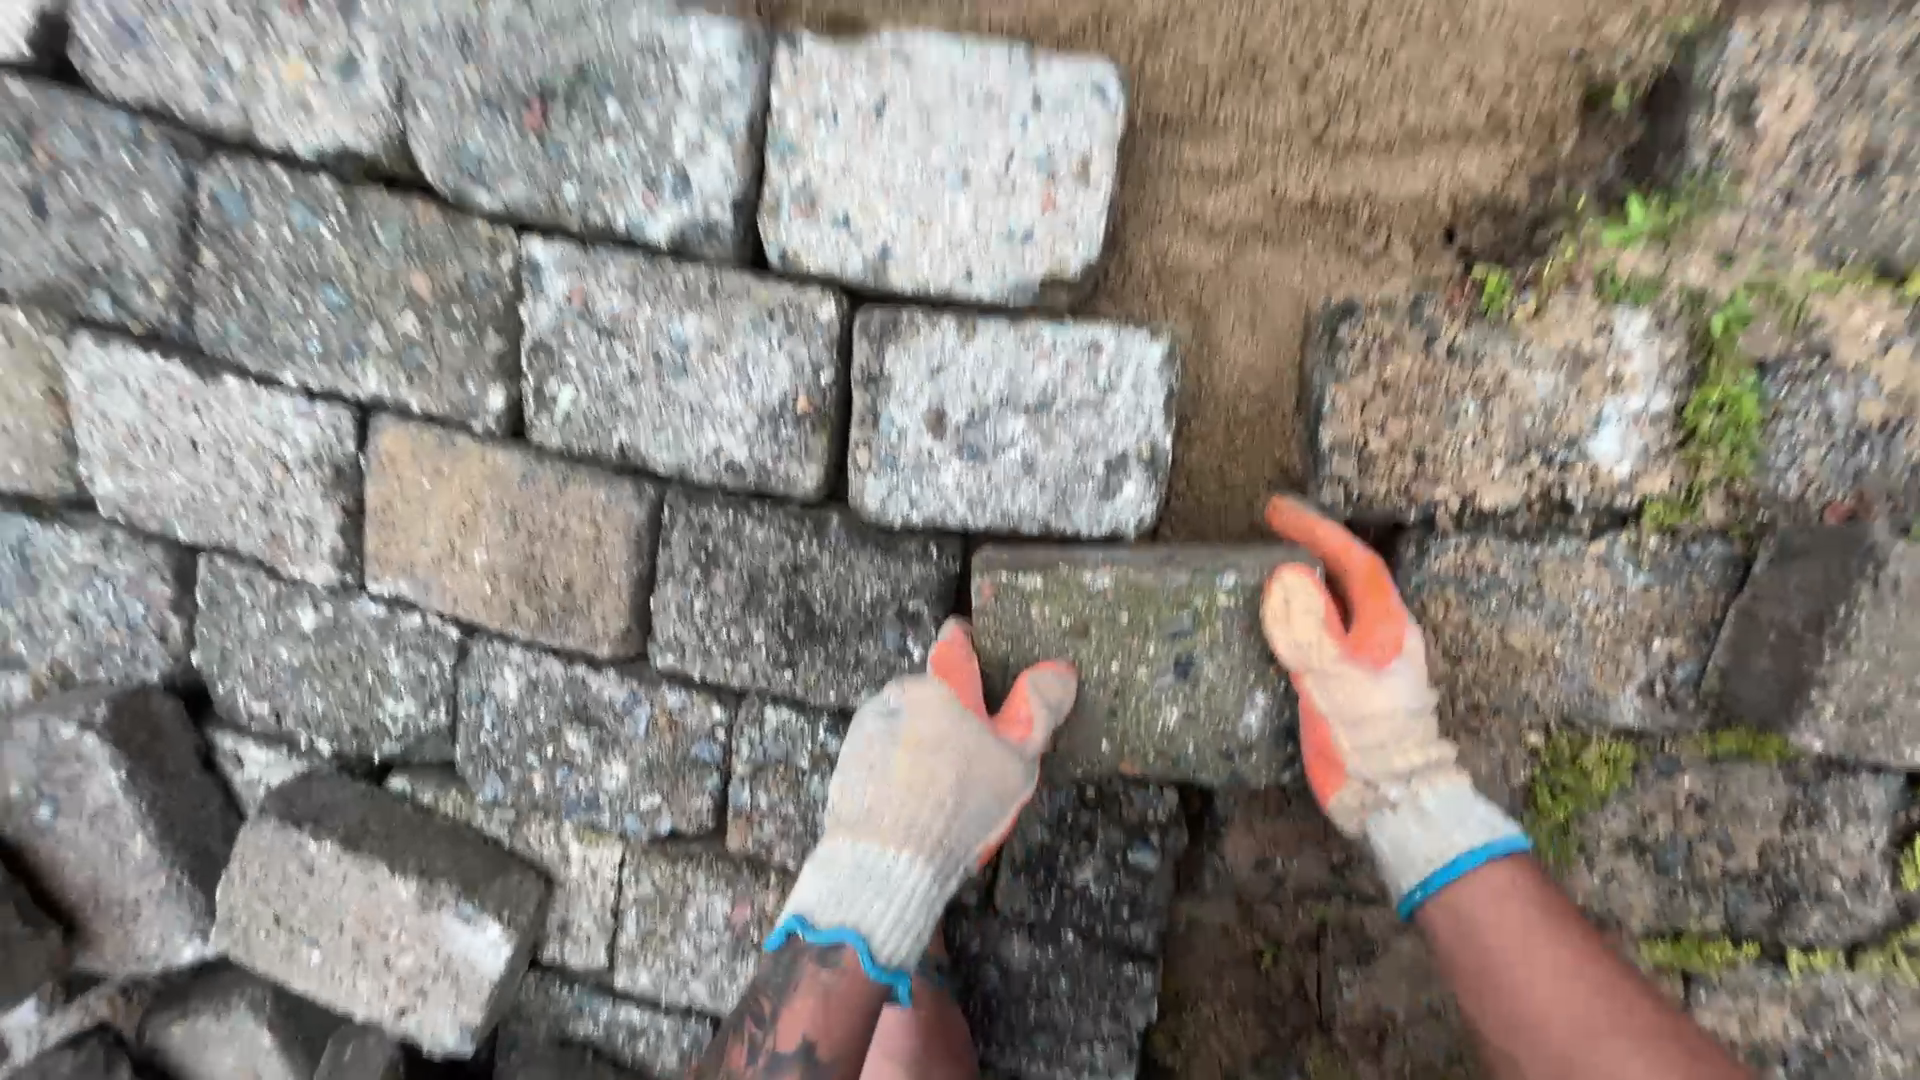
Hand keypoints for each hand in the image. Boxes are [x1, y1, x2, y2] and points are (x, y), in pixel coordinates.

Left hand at [768, 618, 1075, 1002]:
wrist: (885, 861)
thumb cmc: (959, 802)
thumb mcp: (1016, 761)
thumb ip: (1037, 709)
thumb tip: (1059, 669)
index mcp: (938, 685)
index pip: (954, 643)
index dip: (970, 646)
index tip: (980, 657)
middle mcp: (896, 694)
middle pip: (932, 692)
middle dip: (950, 713)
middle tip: (971, 757)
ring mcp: (866, 727)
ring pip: (906, 723)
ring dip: (921, 742)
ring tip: (941, 789)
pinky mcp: (846, 761)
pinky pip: (881, 753)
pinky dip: (896, 768)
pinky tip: (912, 803)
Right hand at [1259, 495, 1529, 916]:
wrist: (1391, 798)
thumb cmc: (1370, 738)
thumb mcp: (1336, 677)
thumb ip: (1311, 627)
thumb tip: (1286, 576)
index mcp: (1385, 626)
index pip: (1353, 562)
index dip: (1317, 530)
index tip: (1278, 511)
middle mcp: (1376, 635)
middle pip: (1344, 577)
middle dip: (1311, 547)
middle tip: (1270, 529)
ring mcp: (1359, 659)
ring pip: (1329, 605)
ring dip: (1300, 580)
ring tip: (1262, 564)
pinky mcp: (1340, 682)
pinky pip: (1314, 634)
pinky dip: (1291, 616)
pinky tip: (1267, 620)